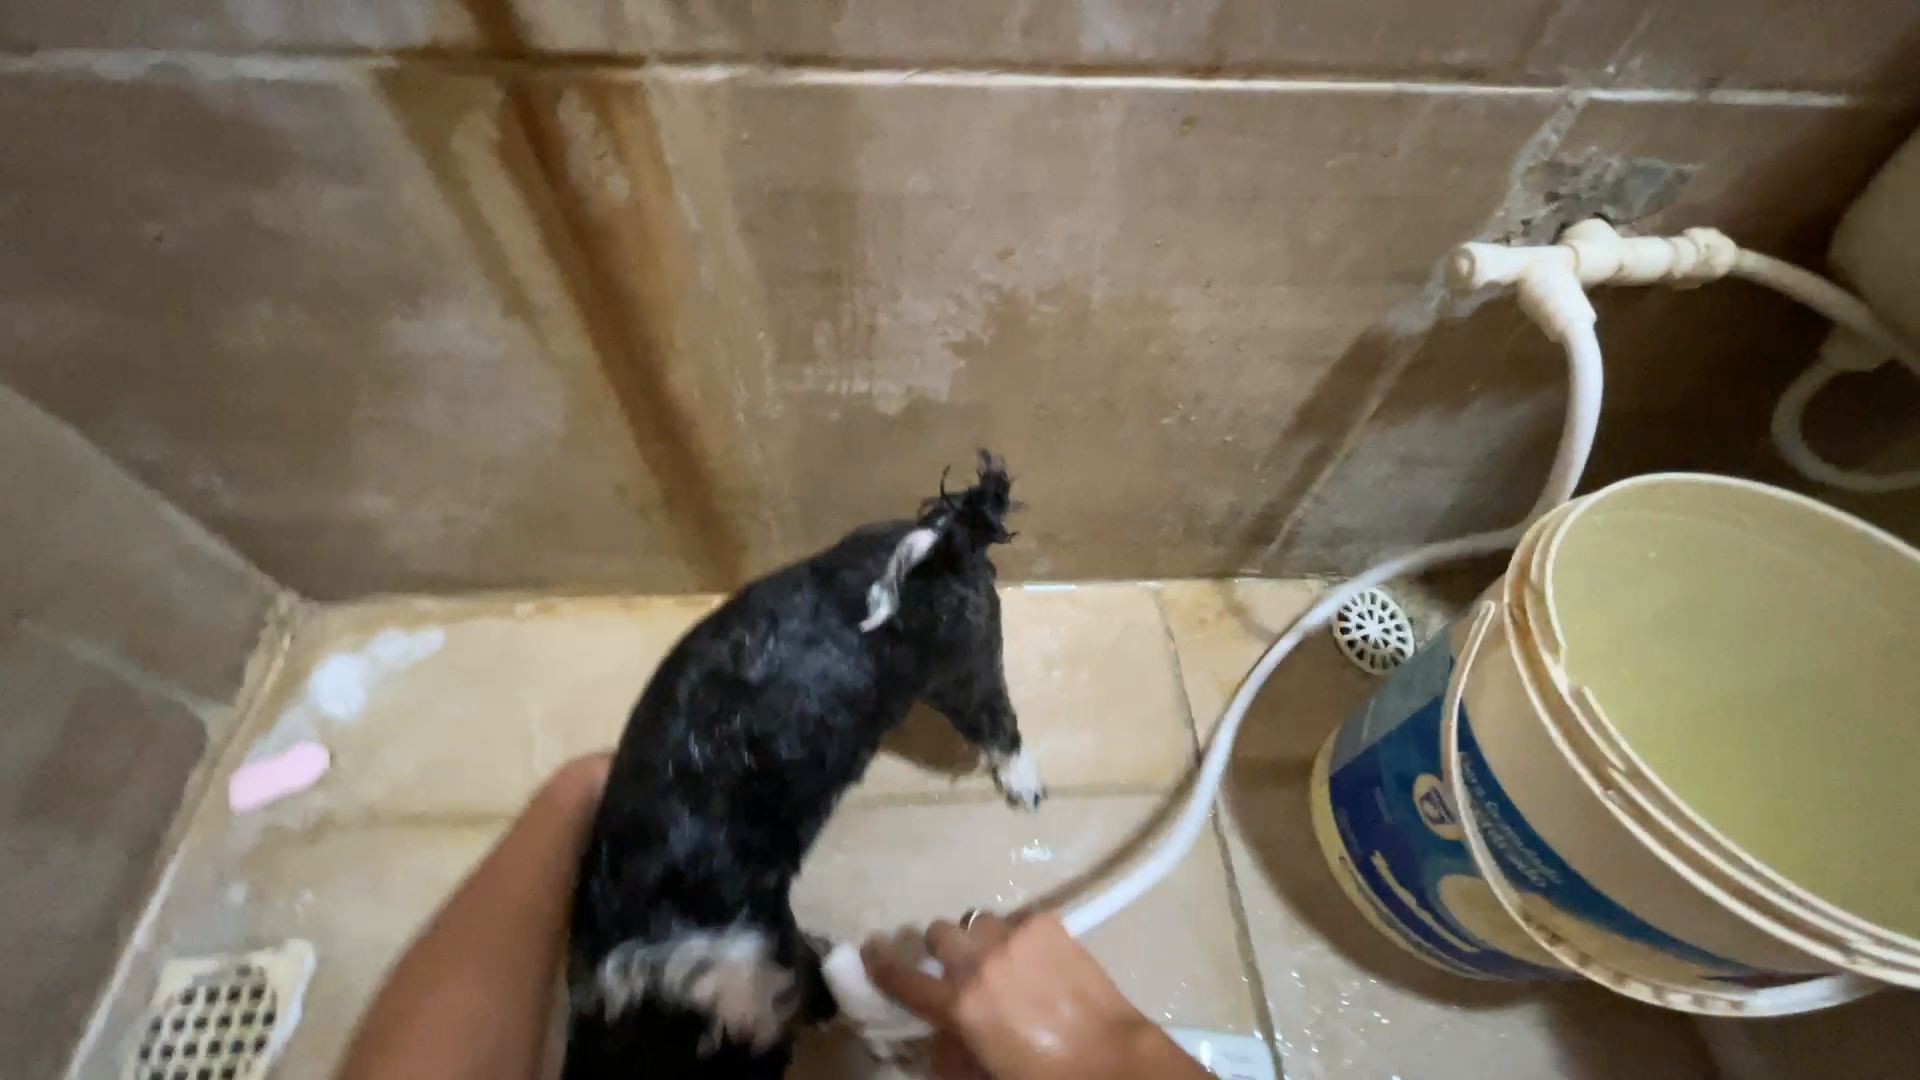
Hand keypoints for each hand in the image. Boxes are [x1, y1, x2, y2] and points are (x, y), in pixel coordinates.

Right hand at [860, 912, 1207, 1079]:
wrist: (1110, 1057)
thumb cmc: (1044, 1077)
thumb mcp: (987, 1075)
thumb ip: (953, 1055)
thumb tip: (935, 1040)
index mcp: (960, 1005)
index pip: (904, 978)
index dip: (881, 962)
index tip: (869, 947)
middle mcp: (978, 961)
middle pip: (938, 932)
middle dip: (941, 948)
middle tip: (958, 966)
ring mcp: (1012, 935)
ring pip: (976, 919)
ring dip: (979, 938)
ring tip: (1001, 959)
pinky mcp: (1043, 920)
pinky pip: (1015, 917)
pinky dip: (1016, 934)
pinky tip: (1035, 956)